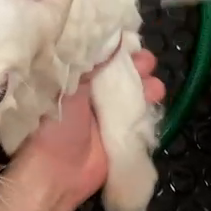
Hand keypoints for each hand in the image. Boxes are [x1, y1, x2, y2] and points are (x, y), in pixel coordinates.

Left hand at [12, 50, 165, 210]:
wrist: (56, 172)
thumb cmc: (53, 123)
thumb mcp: (67, 87)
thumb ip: (90, 64)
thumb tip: (110, 38)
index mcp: (71, 77)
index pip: (96, 54)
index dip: (114, 46)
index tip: (129, 38)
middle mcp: (89, 91)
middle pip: (118, 71)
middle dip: (134, 63)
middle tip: (146, 59)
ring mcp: (105, 112)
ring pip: (131, 91)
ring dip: (145, 82)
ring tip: (154, 80)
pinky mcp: (120, 131)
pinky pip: (138, 112)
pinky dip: (148, 102)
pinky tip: (156, 94)